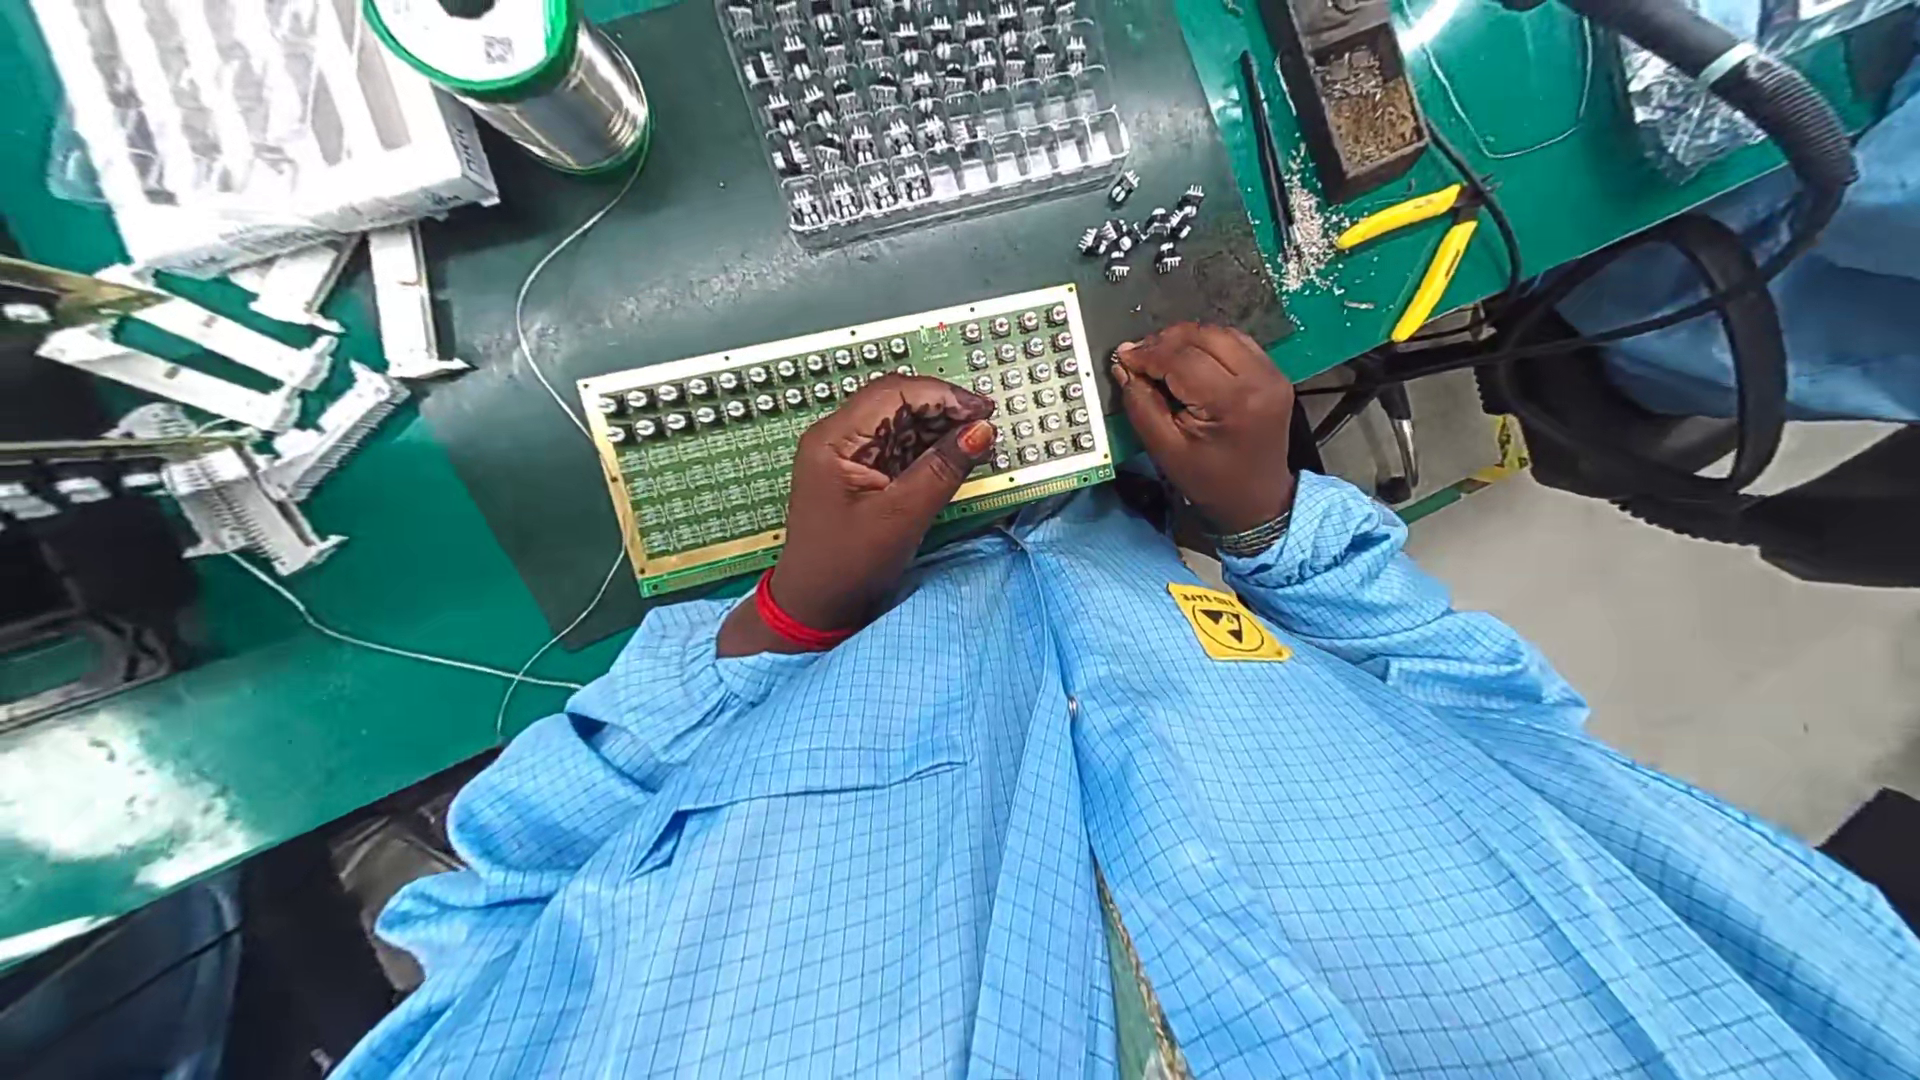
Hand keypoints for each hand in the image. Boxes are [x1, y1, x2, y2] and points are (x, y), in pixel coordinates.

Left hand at [719, 375, 996, 655]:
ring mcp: (848, 456)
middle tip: (983, 426)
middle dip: (942, 409)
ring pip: (900, 424)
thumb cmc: (847, 567)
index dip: (941, 394)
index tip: (981, 411)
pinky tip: (953, 458)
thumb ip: (943, 469)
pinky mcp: (862, 473)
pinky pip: (899, 448)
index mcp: (834, 440)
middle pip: (896, 403)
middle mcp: (837, 439)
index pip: (892, 393)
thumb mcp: (902, 517)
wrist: (817, 606)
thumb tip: (981, 431)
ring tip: (974, 443)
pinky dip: (928, 450)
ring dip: (939, 429)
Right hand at [1111, 322, 1297, 532]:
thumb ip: (1142, 406)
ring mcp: (1272, 373)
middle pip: (1204, 337)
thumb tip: (1124, 368)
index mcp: (1233, 403)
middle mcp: (1260, 379)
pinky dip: (1206, 343)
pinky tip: (1186, 358)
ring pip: (1220, 333)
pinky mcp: (1273, 373)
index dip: (1148, 354)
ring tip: (1158, 355)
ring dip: (1185, 338)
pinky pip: (1236, 342)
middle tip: (1136, 355)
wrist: (1255, 499)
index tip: (1122, 357)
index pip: (1183, 359)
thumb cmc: (1208, 481)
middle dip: (1164, 341)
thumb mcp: (1165, 450)